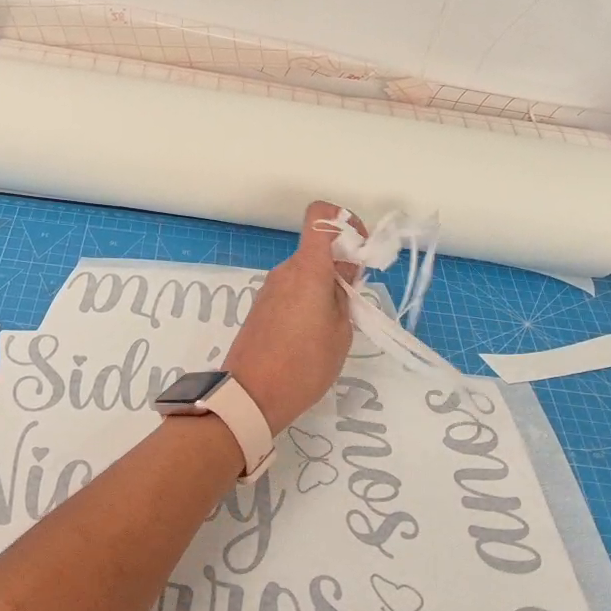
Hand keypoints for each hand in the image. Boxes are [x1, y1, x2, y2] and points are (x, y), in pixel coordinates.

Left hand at [222, 201, 364, 434]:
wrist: (251, 395)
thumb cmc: (304, 364)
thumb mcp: (341, 332)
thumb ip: (345, 297)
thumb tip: (342, 279)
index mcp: (308, 268)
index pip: (320, 216)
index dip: (345, 221)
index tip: (359, 251)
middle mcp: (286, 270)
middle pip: (317, 250)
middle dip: (341, 268)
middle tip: (353, 304)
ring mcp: (270, 288)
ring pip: (306, 273)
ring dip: (324, 289)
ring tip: (333, 329)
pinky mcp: (262, 307)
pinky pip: (292, 291)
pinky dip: (307, 302)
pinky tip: (312, 337)